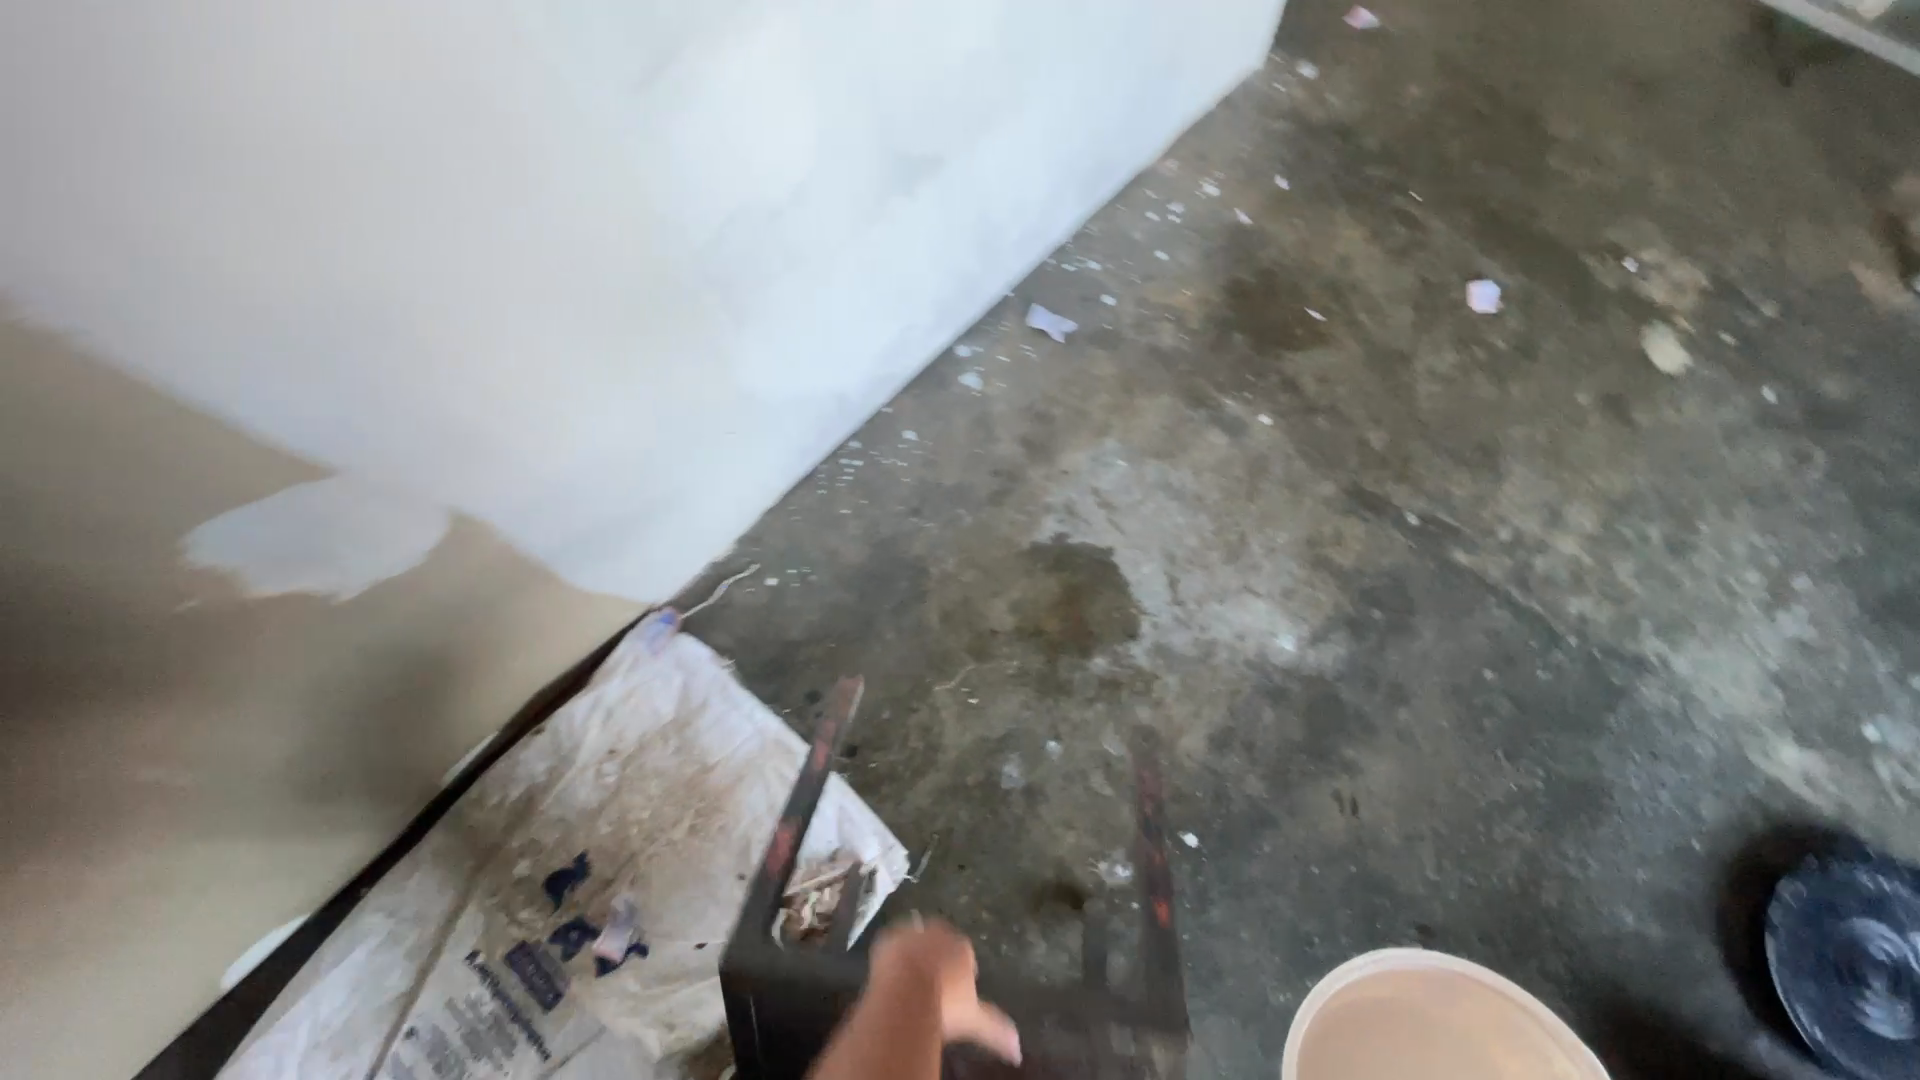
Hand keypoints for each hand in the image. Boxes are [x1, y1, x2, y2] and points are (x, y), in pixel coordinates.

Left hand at [868, 918, 1021, 1064]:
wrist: (905, 990)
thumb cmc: (943, 1002)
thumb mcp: (972, 1019)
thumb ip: (995, 1029)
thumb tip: (1017, 1050)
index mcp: (963, 948)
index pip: (965, 956)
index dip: (960, 973)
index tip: (953, 991)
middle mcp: (940, 933)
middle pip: (941, 944)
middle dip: (938, 959)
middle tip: (932, 985)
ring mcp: (914, 932)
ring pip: (917, 940)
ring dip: (915, 954)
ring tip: (910, 980)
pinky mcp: (889, 936)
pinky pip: (893, 943)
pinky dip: (893, 955)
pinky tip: (892, 973)